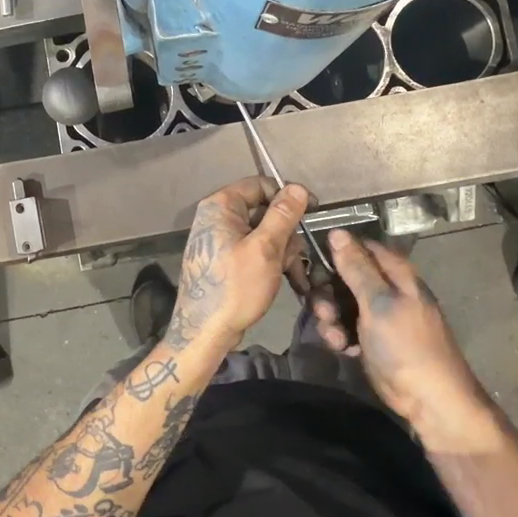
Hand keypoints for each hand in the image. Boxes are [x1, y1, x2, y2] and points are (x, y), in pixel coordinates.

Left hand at [168, 177, 310, 350]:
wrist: (206, 331)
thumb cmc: (234, 287)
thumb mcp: (265, 249)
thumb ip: (282, 216)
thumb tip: (298, 187)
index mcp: (221, 207)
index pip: (260, 185)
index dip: (287, 197)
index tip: (312, 213)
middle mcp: (218, 219)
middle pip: (265, 212)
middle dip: (287, 235)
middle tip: (297, 258)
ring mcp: (221, 241)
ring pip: (264, 235)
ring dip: (284, 253)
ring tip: (294, 277)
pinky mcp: (227, 262)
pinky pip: (256, 252)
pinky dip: (273, 264)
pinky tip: (291, 282)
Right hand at [312, 230, 493, 441]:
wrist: (429, 400)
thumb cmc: (407, 346)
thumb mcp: (379, 304)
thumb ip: (357, 268)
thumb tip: (337, 232)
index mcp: (395, 273)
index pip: (358, 247)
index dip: (335, 254)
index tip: (315, 268)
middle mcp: (386, 289)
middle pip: (344, 276)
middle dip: (328, 293)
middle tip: (324, 311)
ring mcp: (379, 315)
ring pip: (340, 303)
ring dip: (331, 318)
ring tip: (335, 337)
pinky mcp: (371, 338)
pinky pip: (346, 326)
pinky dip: (340, 335)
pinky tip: (343, 349)